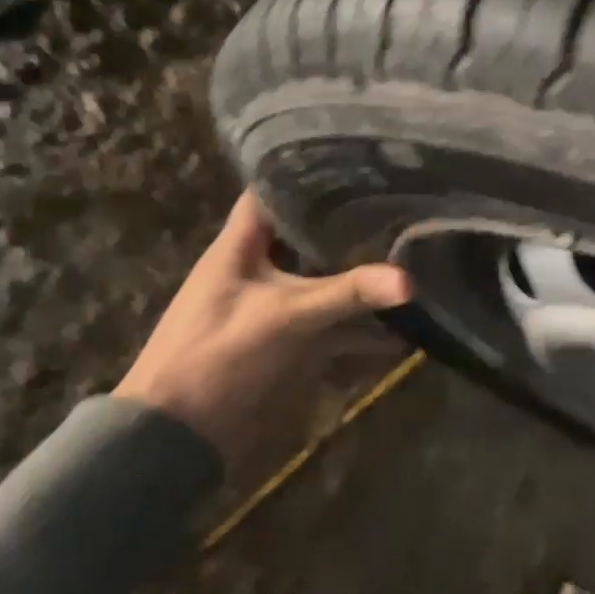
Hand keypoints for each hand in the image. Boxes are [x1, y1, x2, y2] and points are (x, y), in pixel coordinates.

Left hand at [113, 191, 411, 471]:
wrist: (175, 438)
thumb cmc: (215, 356)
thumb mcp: (285, 316)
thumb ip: (349, 293)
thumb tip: (411, 281)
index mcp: (240, 249)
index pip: (270, 192)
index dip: (305, 170)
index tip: (357, 155)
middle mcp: (261, 270)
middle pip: (310, 235)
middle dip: (354, 223)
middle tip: (405, 201)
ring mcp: (277, 307)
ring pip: (330, 280)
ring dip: (367, 278)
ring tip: (419, 259)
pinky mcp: (292, 342)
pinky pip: (339, 327)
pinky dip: (368, 330)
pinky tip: (407, 332)